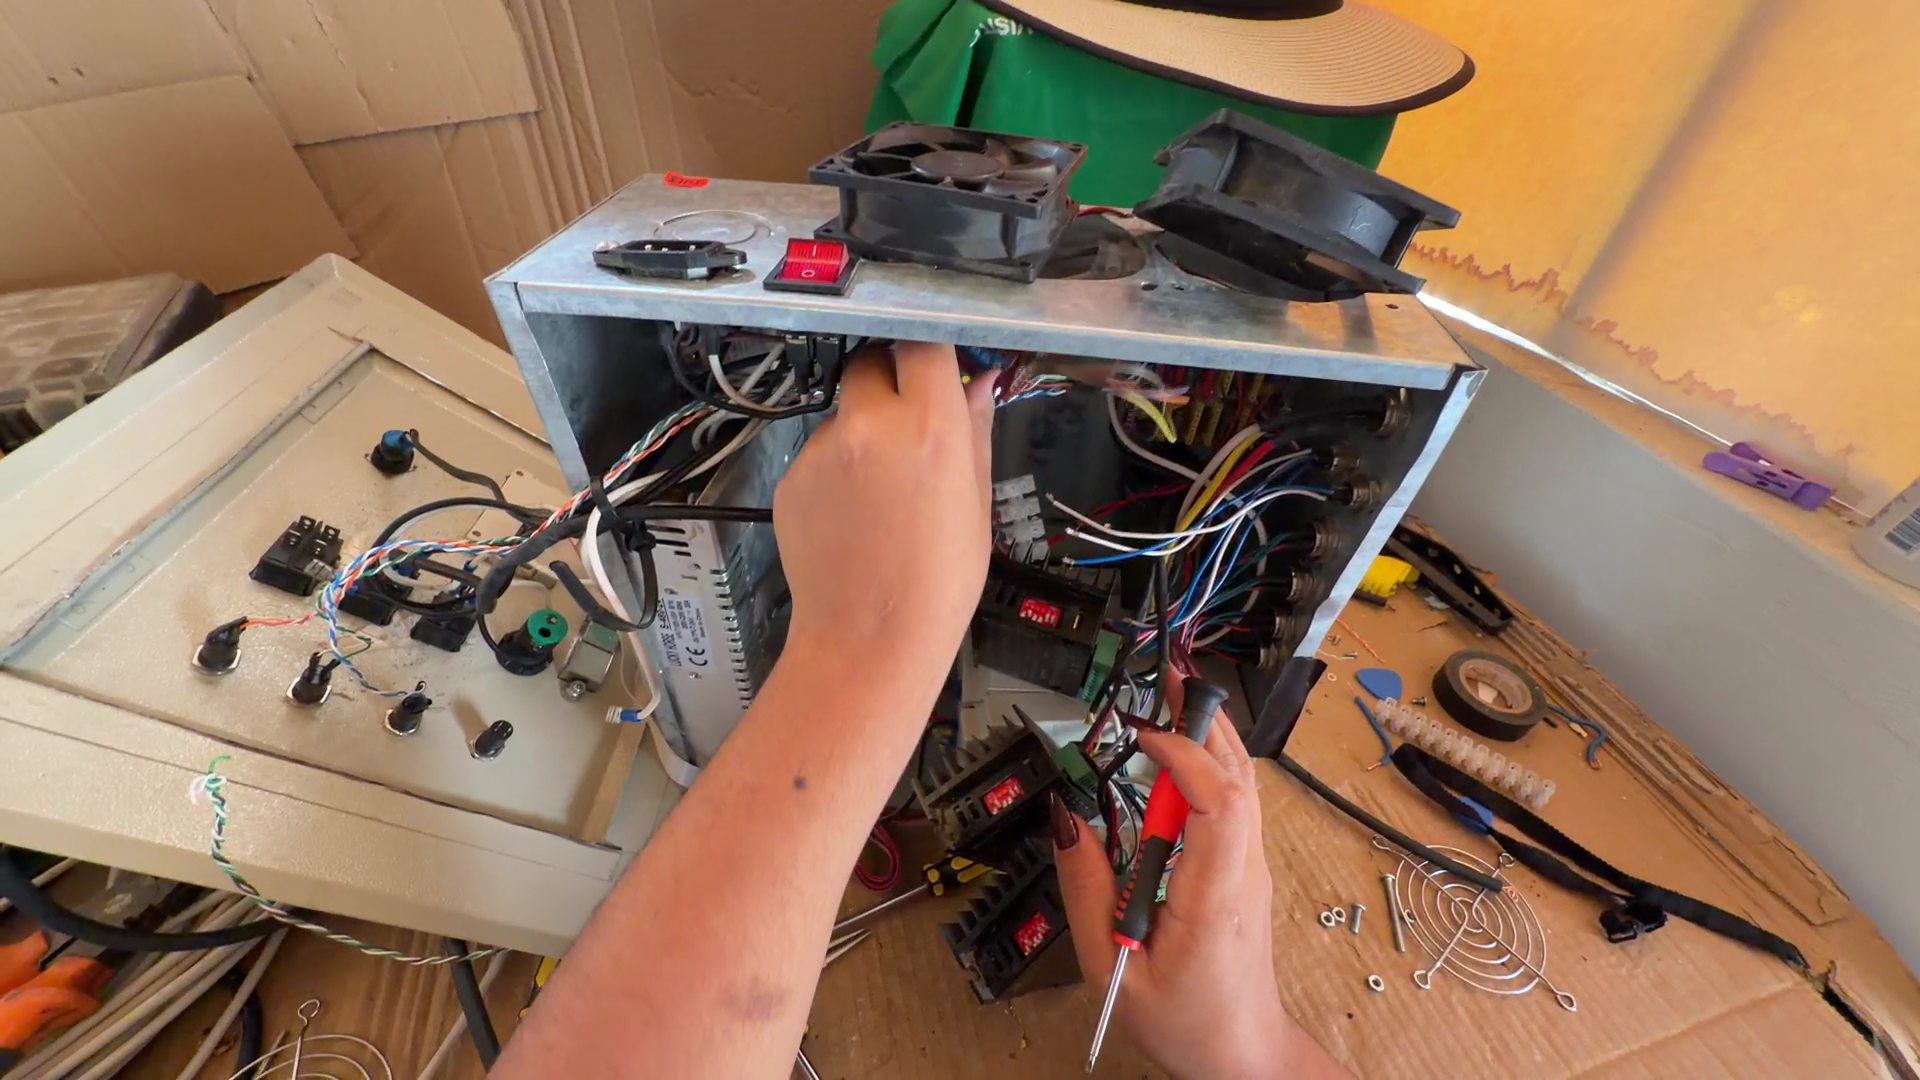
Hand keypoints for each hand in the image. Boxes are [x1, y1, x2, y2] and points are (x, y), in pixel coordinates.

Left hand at [773, 341, 994, 676]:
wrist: (870, 638)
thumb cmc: (940, 579)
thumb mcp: (976, 501)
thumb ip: (974, 429)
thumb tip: (979, 381)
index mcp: (928, 428)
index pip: (922, 342)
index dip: (929, 347)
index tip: (936, 361)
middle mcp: (869, 426)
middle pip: (871, 362)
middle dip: (889, 379)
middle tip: (908, 421)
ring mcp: (821, 450)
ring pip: (843, 411)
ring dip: (863, 428)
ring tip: (880, 489)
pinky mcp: (791, 476)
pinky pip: (818, 451)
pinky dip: (837, 466)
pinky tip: (852, 511)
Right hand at [1053, 688, 1346, 1078]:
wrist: (1245, 1056)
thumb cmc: (1186, 1022)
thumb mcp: (1112, 969)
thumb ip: (1086, 888)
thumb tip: (1068, 817)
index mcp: (1214, 895)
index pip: (1218, 801)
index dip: (1185, 754)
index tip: (1143, 734)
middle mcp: (1244, 869)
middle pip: (1239, 773)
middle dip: (1204, 718)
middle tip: (1167, 677)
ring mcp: (1252, 864)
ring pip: (1243, 779)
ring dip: (1209, 732)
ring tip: (1172, 696)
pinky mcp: (1245, 864)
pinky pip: (1236, 796)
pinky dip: (1211, 758)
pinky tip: (1183, 747)